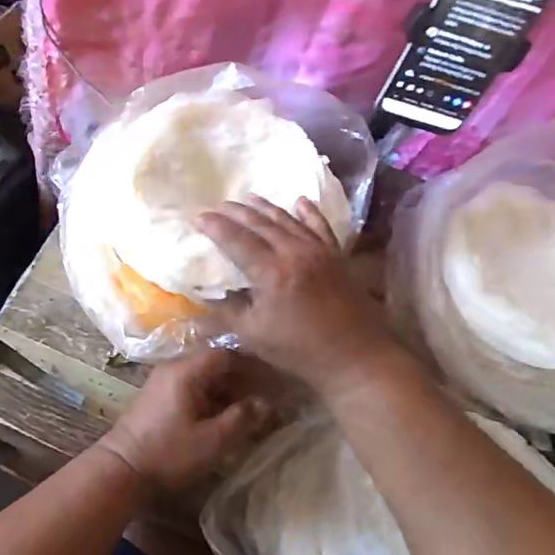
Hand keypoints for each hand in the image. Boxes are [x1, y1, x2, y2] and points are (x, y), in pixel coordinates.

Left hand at [98, 347, 269, 494]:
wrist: (120, 471)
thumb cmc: (168, 454)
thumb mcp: (212, 440)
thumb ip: (241, 418)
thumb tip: (265, 404)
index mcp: (186, 371)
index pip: (226, 353)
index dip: (251, 365)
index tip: (271, 379)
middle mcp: (173, 368)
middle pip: (215, 364)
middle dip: (241, 380)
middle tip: (264, 396)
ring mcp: (164, 382)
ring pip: (204, 378)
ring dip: (226, 391)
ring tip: (249, 409)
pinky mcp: (159, 398)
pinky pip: (192, 388)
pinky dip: (211, 399)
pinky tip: (225, 416)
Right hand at [196, 196, 402, 395]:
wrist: (355, 356)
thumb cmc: (300, 350)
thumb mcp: (254, 335)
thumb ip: (226, 311)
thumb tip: (203, 296)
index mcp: (271, 271)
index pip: (236, 240)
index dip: (216, 226)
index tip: (199, 217)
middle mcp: (294, 251)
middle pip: (260, 223)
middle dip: (236, 212)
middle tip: (218, 205)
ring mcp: (319, 250)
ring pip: (287, 220)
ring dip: (265, 207)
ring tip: (248, 198)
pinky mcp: (337, 255)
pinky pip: (320, 226)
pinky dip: (309, 212)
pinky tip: (300, 201)